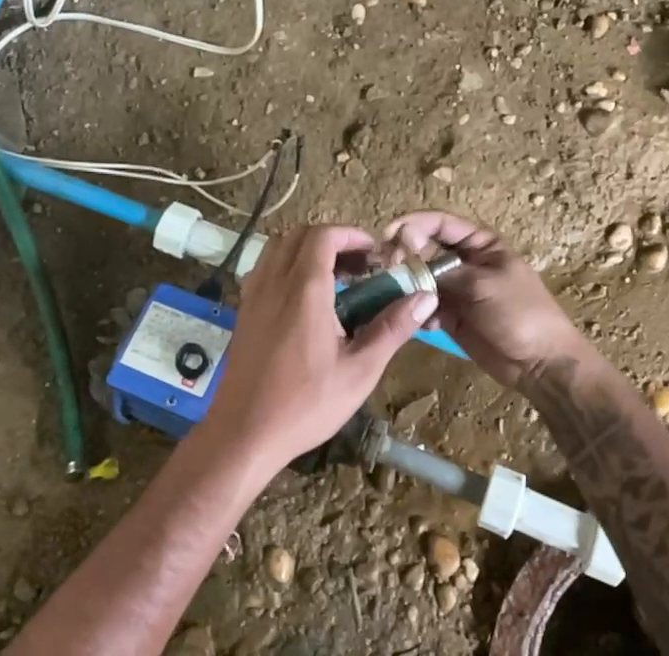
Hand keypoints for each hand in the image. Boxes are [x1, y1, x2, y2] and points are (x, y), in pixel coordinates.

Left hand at [201, 225, 435, 469]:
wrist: (244, 433)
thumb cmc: (306, 404)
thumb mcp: (359, 370)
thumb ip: (392, 328)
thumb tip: (425, 297)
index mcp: (304, 290)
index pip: (323, 236)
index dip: (351, 235)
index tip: (374, 254)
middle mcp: (274, 283)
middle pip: (298, 235)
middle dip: (332, 240)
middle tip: (359, 266)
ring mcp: (253, 297)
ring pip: (277, 249)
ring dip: (306, 251)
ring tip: (335, 280)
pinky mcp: (243, 313)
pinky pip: (264, 271)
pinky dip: (286, 268)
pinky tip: (305, 301)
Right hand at [384, 212, 590, 390]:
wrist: (540, 363)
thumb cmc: (520, 313)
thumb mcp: (483, 284)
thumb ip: (442, 266)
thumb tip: (406, 242)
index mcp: (480, 244)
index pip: (440, 224)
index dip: (413, 225)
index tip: (388, 234)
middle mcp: (465, 262)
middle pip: (425, 250)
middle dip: (405, 256)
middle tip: (386, 268)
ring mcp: (457, 290)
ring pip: (421, 279)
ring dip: (407, 285)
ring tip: (397, 297)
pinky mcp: (451, 316)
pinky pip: (425, 306)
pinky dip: (419, 311)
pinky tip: (423, 323)